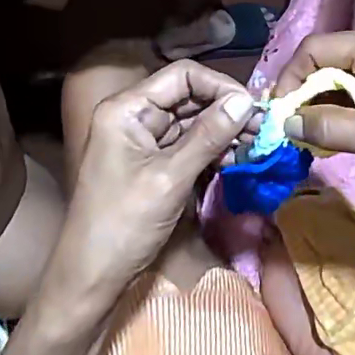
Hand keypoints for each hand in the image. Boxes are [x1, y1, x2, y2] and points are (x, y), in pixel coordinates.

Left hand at [51, 61, 254, 294]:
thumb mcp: (170, 177)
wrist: (91, 278)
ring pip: (193, 121)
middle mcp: (133, 115)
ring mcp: (143, 139)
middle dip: (227, 110)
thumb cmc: (124, 224)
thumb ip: (208, 136)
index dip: (220, 86)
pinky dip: (213, 149)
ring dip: (224, 131)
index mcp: (126, 109)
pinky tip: (237, 159)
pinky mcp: (153, 162)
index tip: (252, 108)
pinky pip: (188, 144)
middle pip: (189, 96)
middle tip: (262, 129)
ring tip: (255, 145)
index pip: (182, 76)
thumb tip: (246, 100)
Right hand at [273, 29, 354, 192]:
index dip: (290, 80)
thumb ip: (325, 127)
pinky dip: (347, 108)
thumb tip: (285, 123)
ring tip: (316, 138)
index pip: (314, 49)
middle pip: (328, 61)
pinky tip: (342, 133)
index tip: (279, 116)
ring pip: (344, 77)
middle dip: (307, 95)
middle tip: (294, 132)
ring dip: (326, 105)